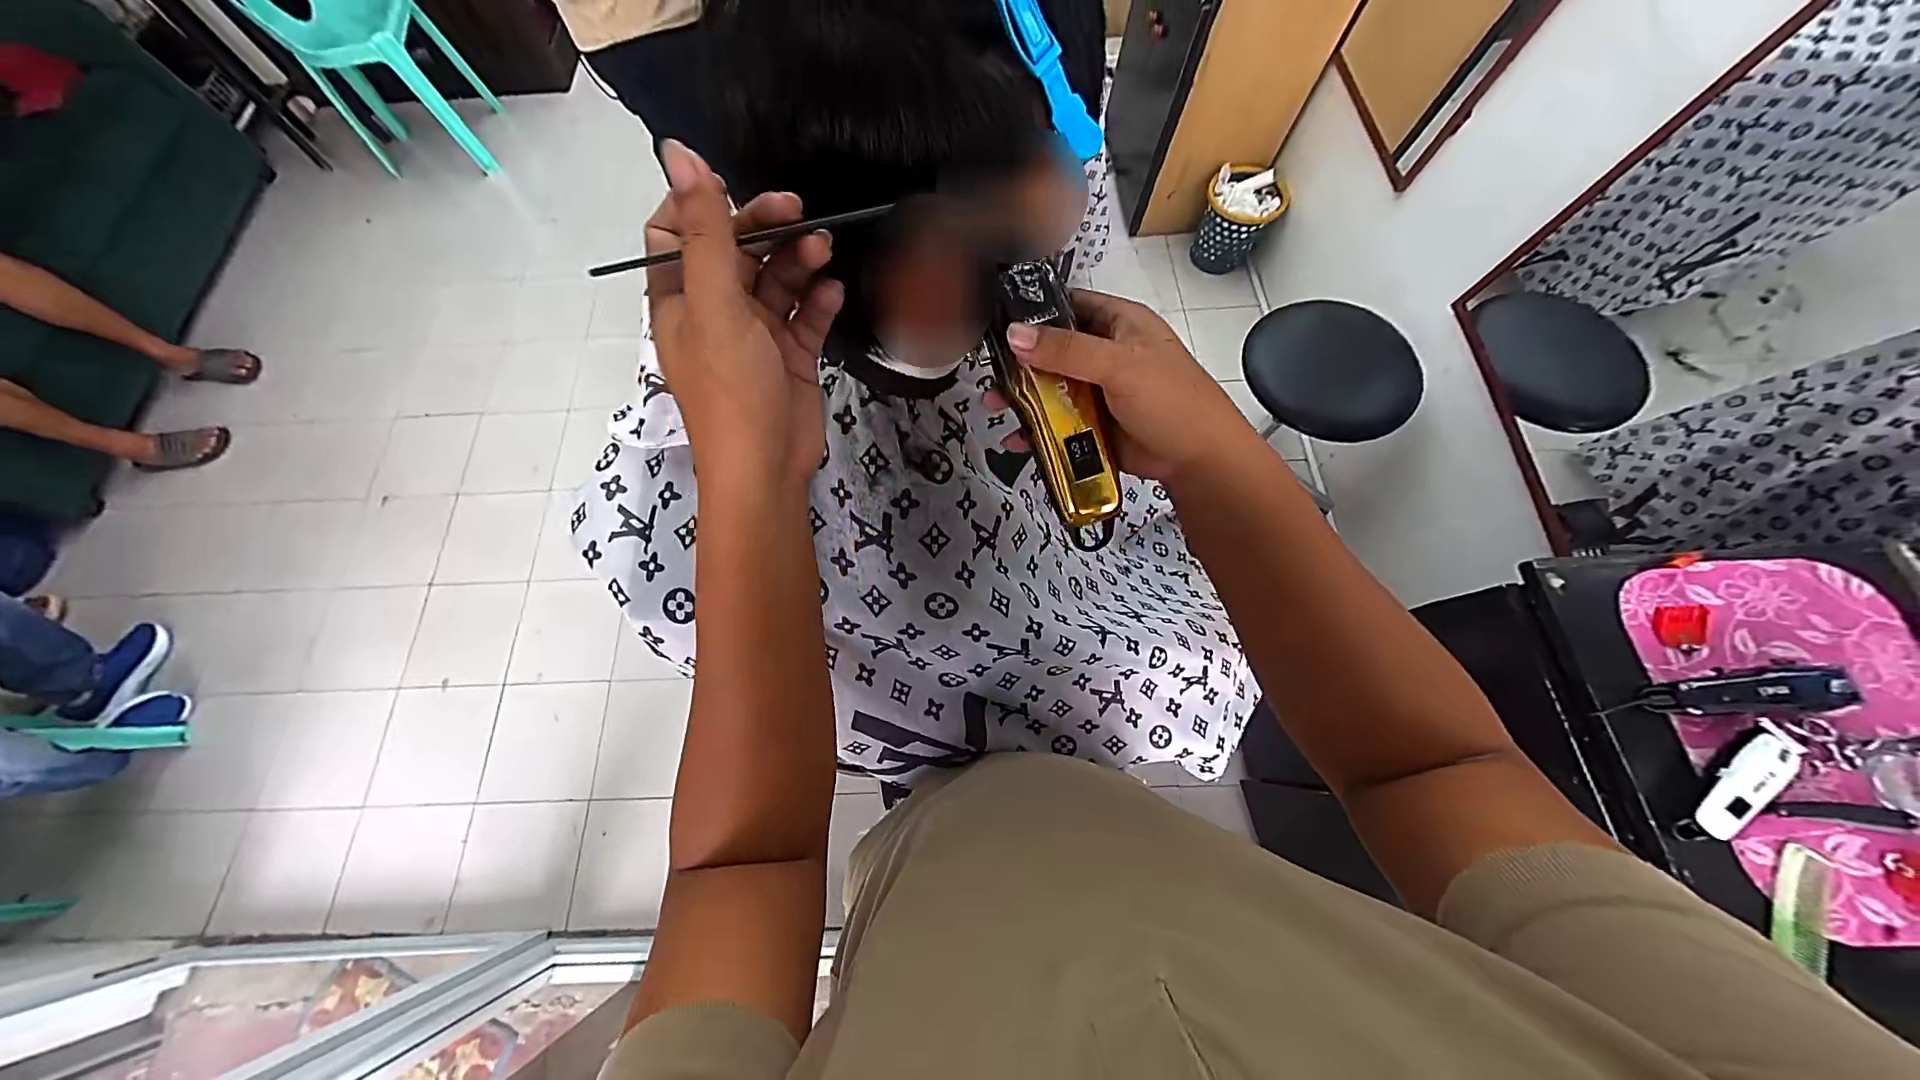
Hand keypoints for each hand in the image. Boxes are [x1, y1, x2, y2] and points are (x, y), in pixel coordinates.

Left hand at [645, 141, 844, 487]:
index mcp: (680, 298)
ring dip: (800, 262)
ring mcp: (756, 335)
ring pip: (777, 281)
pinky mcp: (791, 356)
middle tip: (801, 213)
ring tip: (825, 251)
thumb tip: (677, 154)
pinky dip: (819, 301)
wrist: (766, 468)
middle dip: (766, 229)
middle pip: (737, 251)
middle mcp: (716, 311)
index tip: (736, 189)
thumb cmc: (731, 391)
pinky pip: (805, 316)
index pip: (678, 232)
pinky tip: (833, 292)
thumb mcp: (715, 306)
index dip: (702, 205)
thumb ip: (705, 232)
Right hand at [986, 289, 1254, 480]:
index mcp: (1120, 325)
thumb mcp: (1120, 366)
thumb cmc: (1178, 404)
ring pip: (1051, 390)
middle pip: (1053, 352)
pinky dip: (1037, 431)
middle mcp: (1107, 355)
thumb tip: (1019, 334)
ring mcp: (1099, 391)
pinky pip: (1058, 424)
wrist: (1197, 460)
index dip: (1036, 312)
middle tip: (994, 373)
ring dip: (1024, 399)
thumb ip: (1068, 350)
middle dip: (1021, 364)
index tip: (1003, 324)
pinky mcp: (1094, 424)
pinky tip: (1019, 437)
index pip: (1070, 305)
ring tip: (998, 406)